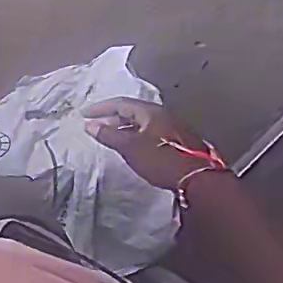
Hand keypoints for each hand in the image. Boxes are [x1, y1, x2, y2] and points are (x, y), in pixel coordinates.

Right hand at [82, 98, 224, 190]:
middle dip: (111, 118)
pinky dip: (135, 135)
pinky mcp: (178, 141)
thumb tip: (90, 125)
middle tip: (95, 126)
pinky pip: (150, 132)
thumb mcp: (130, 147)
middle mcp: (163, 115)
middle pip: (133, 111)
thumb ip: (109, 135)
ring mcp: (173, 128)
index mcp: (151, 112)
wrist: (198, 179)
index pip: (121, 103)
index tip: (85, 114)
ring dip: (123, 128)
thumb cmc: (161, 160)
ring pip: (142, 123)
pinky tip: (131, 146)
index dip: (101, 108)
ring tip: (110, 137)